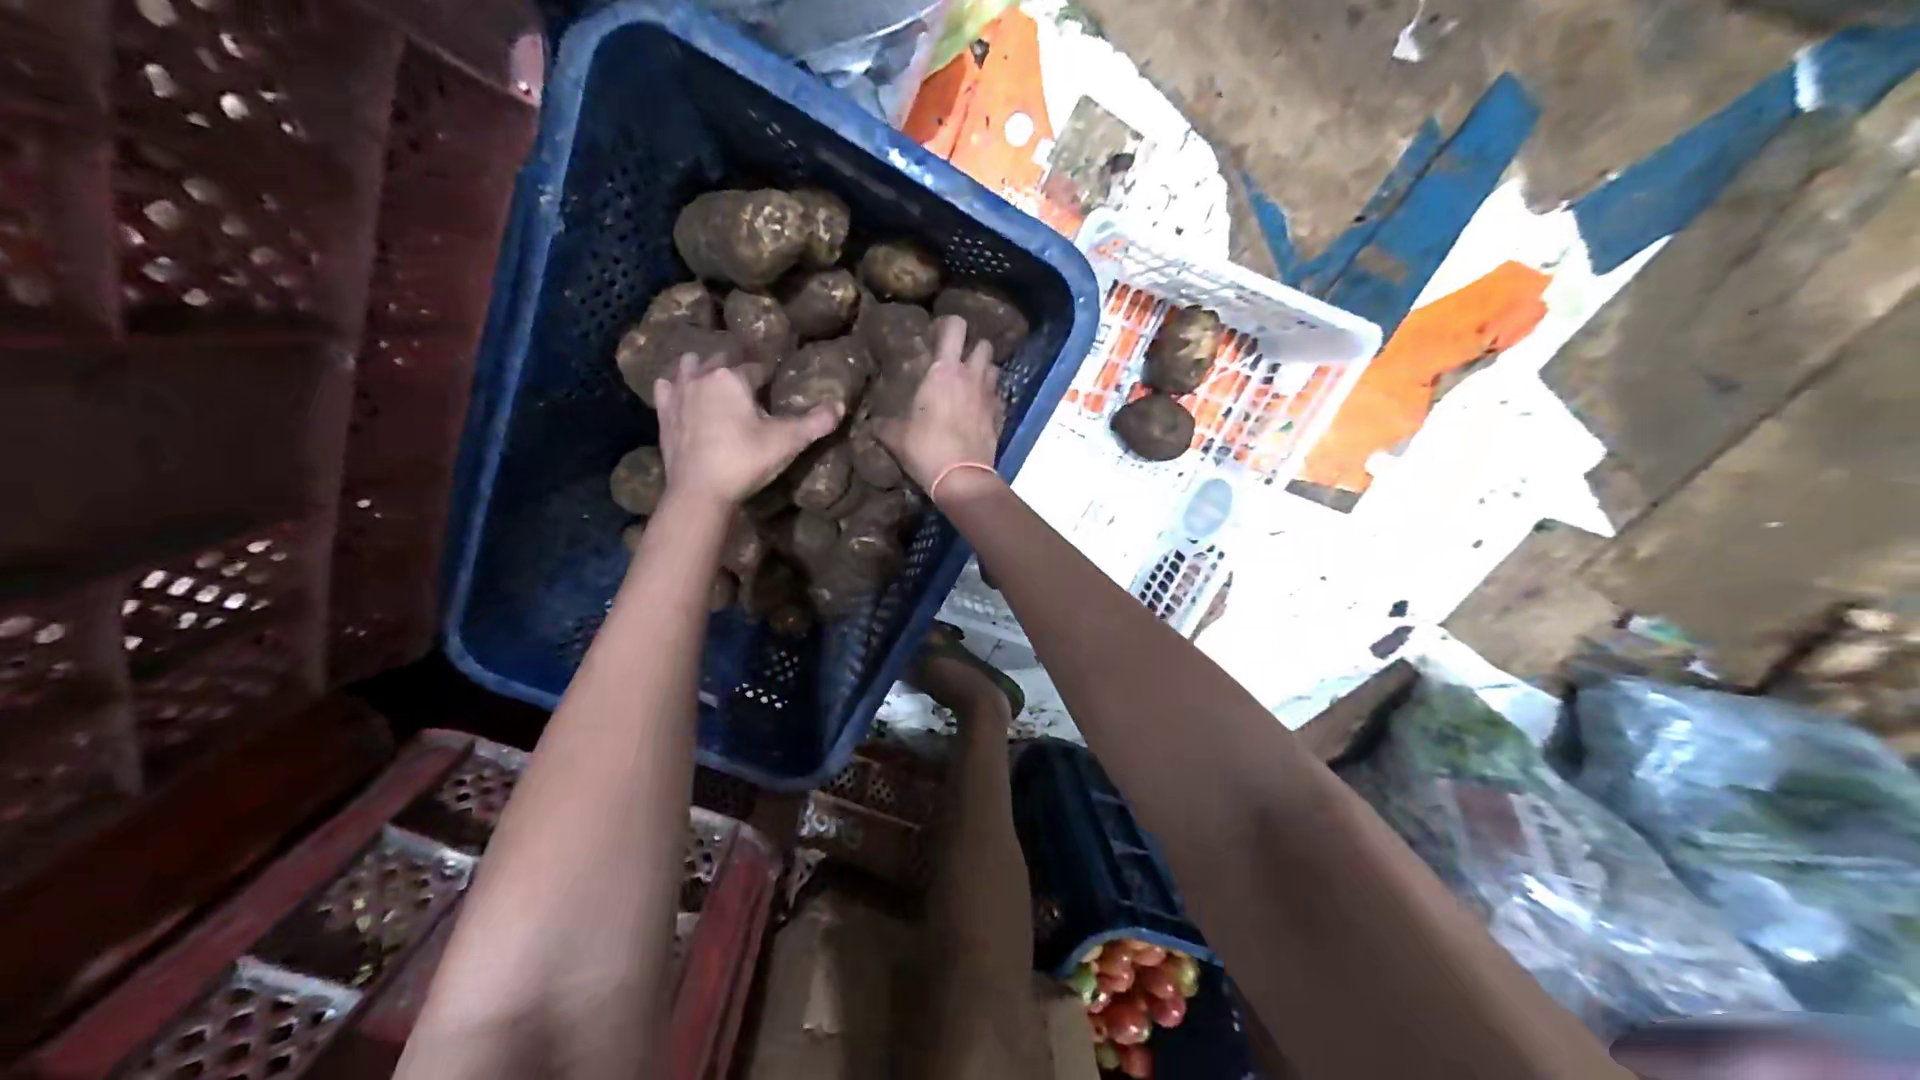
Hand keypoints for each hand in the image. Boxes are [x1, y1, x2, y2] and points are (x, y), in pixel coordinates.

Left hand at [655, 353, 839, 507]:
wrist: (699, 491)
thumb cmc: (744, 461)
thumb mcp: (787, 442)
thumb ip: (815, 422)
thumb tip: (839, 406)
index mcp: (732, 378)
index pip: (756, 368)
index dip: (768, 376)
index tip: (775, 386)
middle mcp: (702, 377)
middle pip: (721, 361)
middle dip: (735, 367)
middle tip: (750, 384)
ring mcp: (678, 394)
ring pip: (689, 367)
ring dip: (702, 368)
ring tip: (716, 381)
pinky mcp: (664, 414)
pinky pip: (666, 388)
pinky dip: (675, 386)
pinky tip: (682, 393)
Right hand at [873, 314, 1003, 491]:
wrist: (961, 478)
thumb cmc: (926, 449)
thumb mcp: (896, 437)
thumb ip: (882, 425)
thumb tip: (870, 424)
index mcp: (944, 371)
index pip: (954, 327)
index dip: (948, 325)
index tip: (937, 335)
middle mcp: (971, 376)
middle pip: (983, 344)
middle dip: (972, 347)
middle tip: (957, 361)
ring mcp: (989, 395)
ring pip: (994, 368)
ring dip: (984, 371)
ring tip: (969, 383)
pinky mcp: (999, 415)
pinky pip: (998, 396)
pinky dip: (990, 397)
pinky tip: (978, 410)